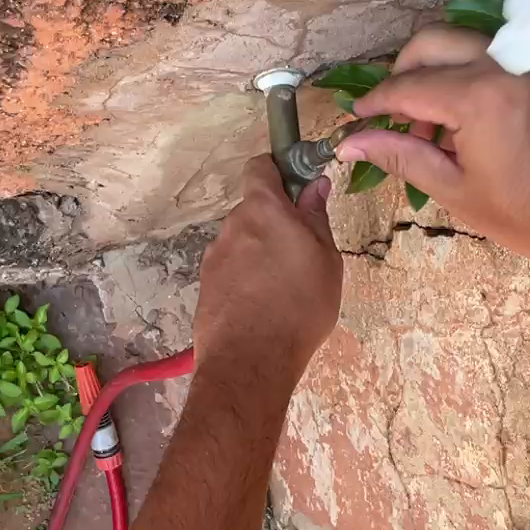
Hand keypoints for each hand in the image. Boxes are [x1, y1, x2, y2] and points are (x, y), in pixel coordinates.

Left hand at [192, 155, 342, 390]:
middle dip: (274, 226)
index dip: (277, 171)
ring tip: (284, 290)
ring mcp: (214, 258)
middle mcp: (231, 227)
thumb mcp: (325, 259)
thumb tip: (314, 186)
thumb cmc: (298, 306)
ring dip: (260, 257)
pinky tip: (263, 308)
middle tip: (301, 255)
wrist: (250, 361)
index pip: (260, 168)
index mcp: (261, 210)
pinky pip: (231, 273)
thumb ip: (315, 218)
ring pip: (242, 245)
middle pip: (253, 213)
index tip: (296, 188)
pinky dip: (246, 281)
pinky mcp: (205, 287)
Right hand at [338, 25, 529, 281]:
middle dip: (402, 73)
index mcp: (476, 97)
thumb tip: (351, 143)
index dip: (374, 104)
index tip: (356, 120)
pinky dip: (477, 73)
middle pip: (433, 42)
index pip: (405, 87)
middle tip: (394, 116)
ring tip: (438, 125)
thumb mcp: (456, 192)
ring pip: (469, 41)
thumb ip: (401, 156)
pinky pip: (505, 54)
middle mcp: (505, 64)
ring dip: (440, 70)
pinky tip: (479, 120)